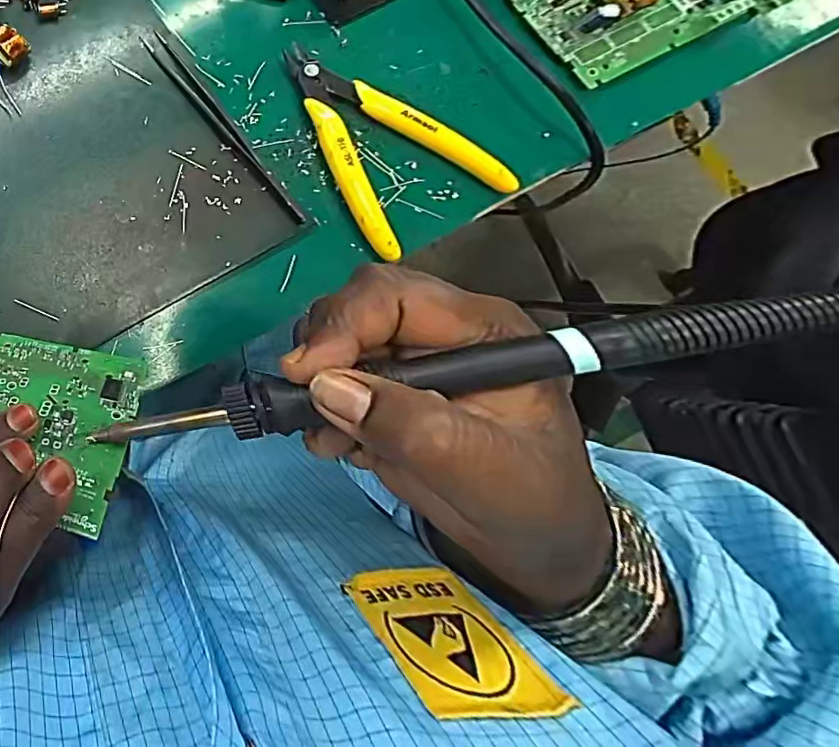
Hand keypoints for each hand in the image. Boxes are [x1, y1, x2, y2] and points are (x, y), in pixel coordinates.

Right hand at [282, 264, 613, 615]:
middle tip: (309, 396)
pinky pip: (323, 372)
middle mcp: (435, 331)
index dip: (343, 323)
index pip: (393, 296)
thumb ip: (411, 426)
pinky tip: (339, 440)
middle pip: (353, 307)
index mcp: (480, 330)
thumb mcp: (483, 469)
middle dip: (323, 350)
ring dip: (315, 383)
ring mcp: (401, 355)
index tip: (308, 372)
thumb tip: (328, 388)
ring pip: (329, 336)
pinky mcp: (374, 381)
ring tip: (333, 433)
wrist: (525, 541)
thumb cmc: (530, 501)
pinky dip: (314, 405)